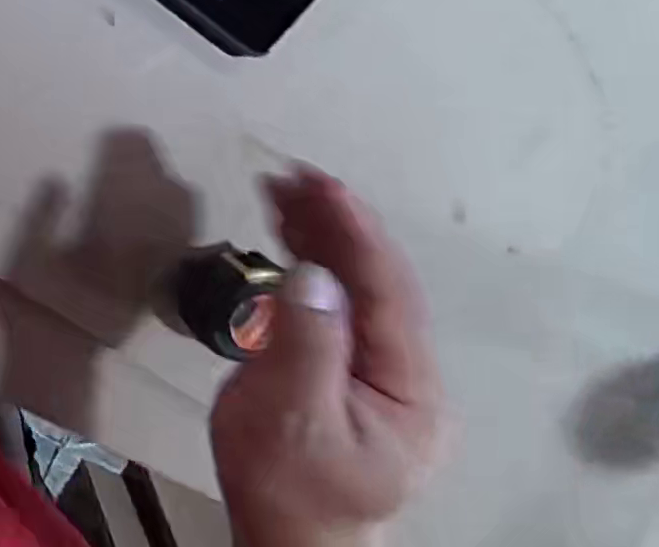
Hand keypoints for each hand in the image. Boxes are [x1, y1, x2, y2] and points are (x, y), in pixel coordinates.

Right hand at [210, 168, 444, 546]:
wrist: (287, 525)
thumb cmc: (288, 475)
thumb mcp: (292, 412)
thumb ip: (304, 343)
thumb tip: (308, 273)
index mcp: (405, 385)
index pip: (384, 293)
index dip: (355, 234)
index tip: (321, 187)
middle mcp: (398, 368)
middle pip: (373, 281)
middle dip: (337, 224)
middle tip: (294, 175)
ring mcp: (369, 364)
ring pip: (352, 284)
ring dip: (319, 234)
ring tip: (282, 190)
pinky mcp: (334, 359)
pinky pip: (327, 298)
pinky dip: (305, 257)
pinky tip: (285, 235)